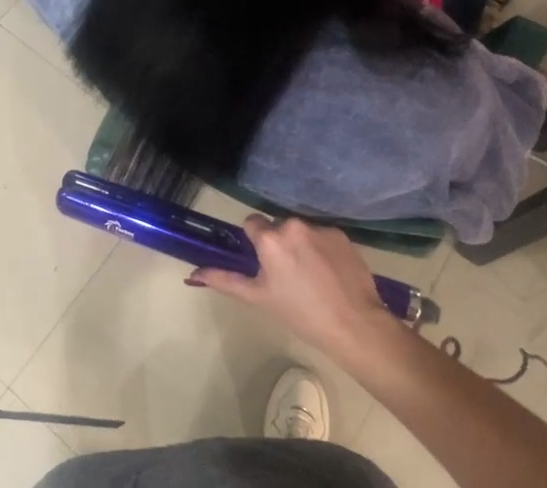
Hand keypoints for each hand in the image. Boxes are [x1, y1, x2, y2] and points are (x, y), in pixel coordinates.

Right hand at [189, 216, 396, 358]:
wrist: (353, 323)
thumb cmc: (300, 313)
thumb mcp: (258, 298)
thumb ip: (225, 280)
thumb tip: (193, 274)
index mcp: (270, 238)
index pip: (252, 223)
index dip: (255, 241)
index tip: (263, 261)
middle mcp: (294, 225)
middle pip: (278, 226)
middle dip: (279, 244)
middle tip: (287, 274)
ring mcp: (320, 228)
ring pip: (301, 231)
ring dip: (301, 245)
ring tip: (311, 275)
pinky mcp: (342, 235)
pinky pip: (323, 236)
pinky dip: (322, 249)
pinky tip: (329, 273)